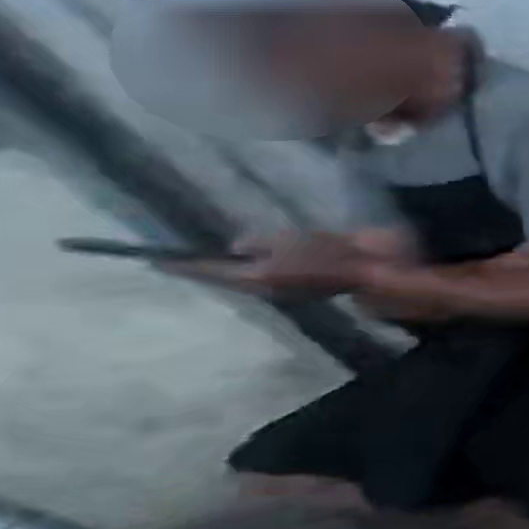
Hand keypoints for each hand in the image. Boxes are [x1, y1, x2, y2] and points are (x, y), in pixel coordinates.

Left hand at [173, 231, 373, 296]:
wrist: (374, 270)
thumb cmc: (327, 255)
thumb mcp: (286, 242)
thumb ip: (256, 243)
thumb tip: (238, 248)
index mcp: (255, 279)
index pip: (209, 270)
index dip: (182, 264)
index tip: (153, 262)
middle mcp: (268, 287)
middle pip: (232, 277)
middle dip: (212, 269)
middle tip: (187, 260)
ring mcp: (291, 286)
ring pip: (256, 276)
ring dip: (241, 268)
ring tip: (227, 259)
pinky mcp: (311, 281)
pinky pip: (279, 273)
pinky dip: (267, 266)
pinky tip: (268, 259)